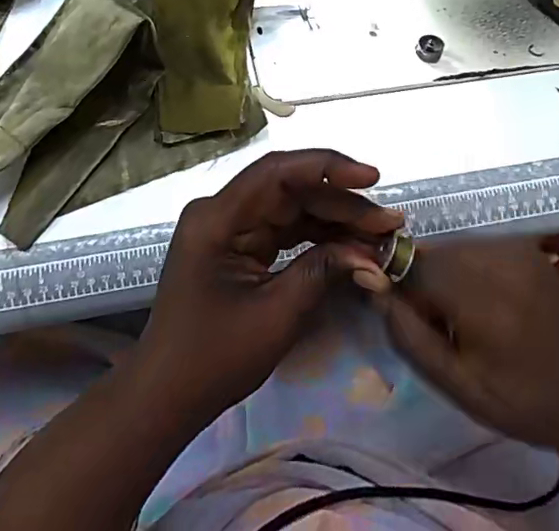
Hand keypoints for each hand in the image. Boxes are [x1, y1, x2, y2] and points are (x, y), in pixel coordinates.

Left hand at [134, 149, 402, 413]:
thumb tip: (371, 255)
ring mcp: (228, 228)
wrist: (168, 390)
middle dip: (340, 202)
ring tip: (381, 234)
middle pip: (288, 190)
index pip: (276, 173)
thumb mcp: (275, 315)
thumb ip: (321, 272)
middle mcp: (221, 212)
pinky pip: (282, 229)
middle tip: (390, 223)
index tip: (371, 177)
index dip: (326, 168)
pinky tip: (351, 246)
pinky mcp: (237, 246)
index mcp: (217, 217)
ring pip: (289, 208)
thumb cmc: (214, 356)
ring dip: (333, 219)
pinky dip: (316, 237)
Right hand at [366, 237, 558, 456]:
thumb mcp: (458, 385)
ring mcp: (514, 248)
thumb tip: (371, 282)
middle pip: (429, 252)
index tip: (407, 317)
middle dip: (420, 280)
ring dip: (441, 271)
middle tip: (438, 322)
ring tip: (461, 313)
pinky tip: (482, 297)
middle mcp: (498, 261)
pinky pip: (472, 244)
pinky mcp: (524, 246)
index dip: (397, 286)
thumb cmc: (524, 401)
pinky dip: (463, 265)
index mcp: (482, 299)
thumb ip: (408, 333)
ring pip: (448, 246)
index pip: (409, 266)